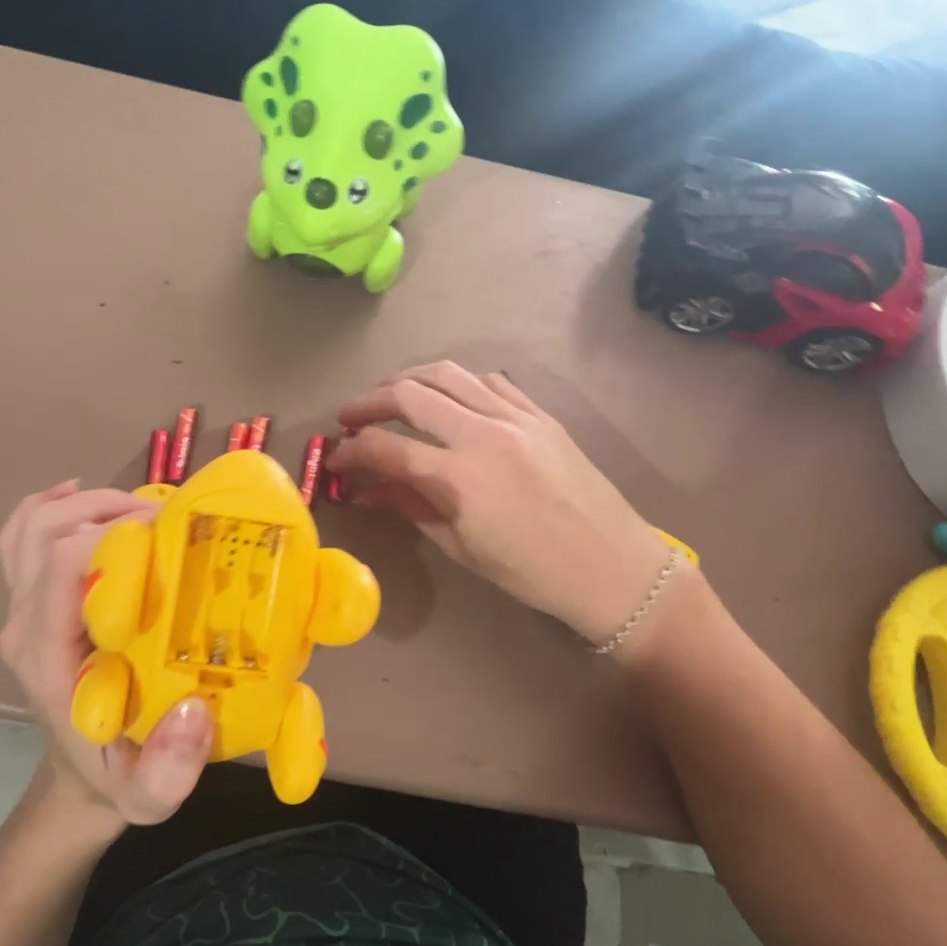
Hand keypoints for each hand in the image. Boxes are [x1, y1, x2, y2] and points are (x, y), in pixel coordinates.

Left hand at [0, 480, 213, 827]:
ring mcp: (18, 611)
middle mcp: (24, 626)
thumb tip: (195, 712)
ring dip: (88, 503)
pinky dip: (53, 506)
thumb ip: (168, 771)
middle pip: (46, 531)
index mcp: (48, 658)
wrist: (79, 781)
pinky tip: (89, 500)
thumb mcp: (148, 796)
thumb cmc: (116, 778)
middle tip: (171, 520)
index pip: (65, 565)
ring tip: (144, 512)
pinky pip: (24, 536)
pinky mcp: (27, 604)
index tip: (175, 539)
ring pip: (31, 525)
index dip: (118, 536)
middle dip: (109, 509)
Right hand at [329, 362, 675, 643]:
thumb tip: (368, 490)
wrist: (610, 565)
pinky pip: (488, 381)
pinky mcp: (539, 414)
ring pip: (447, 374)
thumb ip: (412, 507)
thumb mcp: (462, 547)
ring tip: (388, 398)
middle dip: (368, 401)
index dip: (351, 451)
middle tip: (349, 419)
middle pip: (409, 394)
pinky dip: (455, 383)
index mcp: (460, 479)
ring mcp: (516, 417)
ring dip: (407, 380)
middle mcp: (484, 434)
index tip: (335, 459)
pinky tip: (444, 399)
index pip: (386, 448)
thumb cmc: (531, 571)